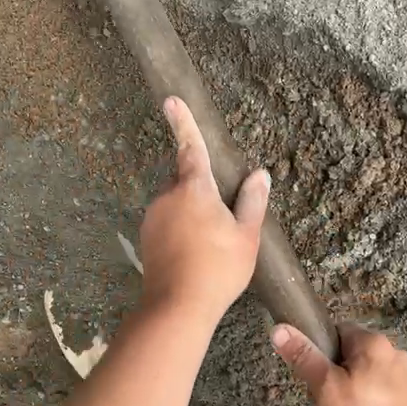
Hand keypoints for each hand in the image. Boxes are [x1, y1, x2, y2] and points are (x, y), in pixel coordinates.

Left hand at [138, 97, 270, 322]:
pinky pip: (167, 222)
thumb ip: (252, 202)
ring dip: (192, 213)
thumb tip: (260, 174)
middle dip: (202, 189)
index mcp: (195, 189)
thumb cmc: (218, 270)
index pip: (191, 147)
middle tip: (223, 222)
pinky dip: (181, 230)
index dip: (183, 122)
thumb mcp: (246, 236)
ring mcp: (153, 217)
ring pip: (176, 203)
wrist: (176, 307)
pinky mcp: (146, 237)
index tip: (171, 99)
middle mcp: (168, 197)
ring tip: (211, 247)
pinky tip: (195, 256)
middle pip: (186, 179)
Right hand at [271, 323, 406, 405]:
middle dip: (336, 376)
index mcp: (374, 343)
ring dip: (354, 391)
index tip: (316, 378)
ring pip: (368, 376)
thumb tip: (279, 329)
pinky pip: (384, 394)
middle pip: (353, 355)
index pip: (337, 331)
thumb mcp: (325, 389)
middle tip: (328, 403)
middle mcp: (396, 352)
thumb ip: (303, 357)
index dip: (320, 352)